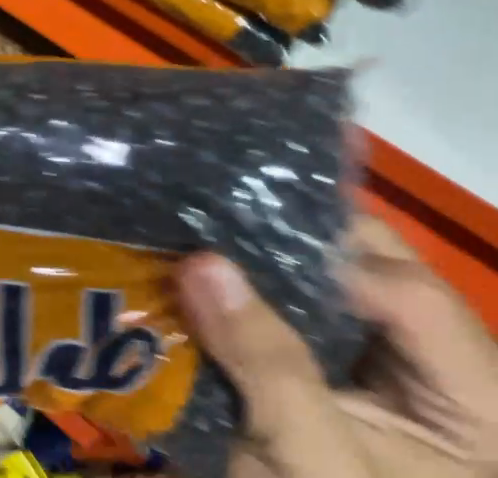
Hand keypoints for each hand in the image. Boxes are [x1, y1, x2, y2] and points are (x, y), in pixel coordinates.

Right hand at [176, 216, 497, 477]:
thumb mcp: (306, 458)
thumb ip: (267, 362)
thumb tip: (203, 261)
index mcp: (483, 402)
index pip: (409, 295)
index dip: (319, 255)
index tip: (223, 232)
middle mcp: (454, 375)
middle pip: (383, 276)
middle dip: (294, 239)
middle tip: (209, 212)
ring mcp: (398, 377)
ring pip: (339, 290)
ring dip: (266, 263)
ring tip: (196, 237)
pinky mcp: (346, 381)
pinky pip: (305, 317)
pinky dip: (255, 294)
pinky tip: (202, 279)